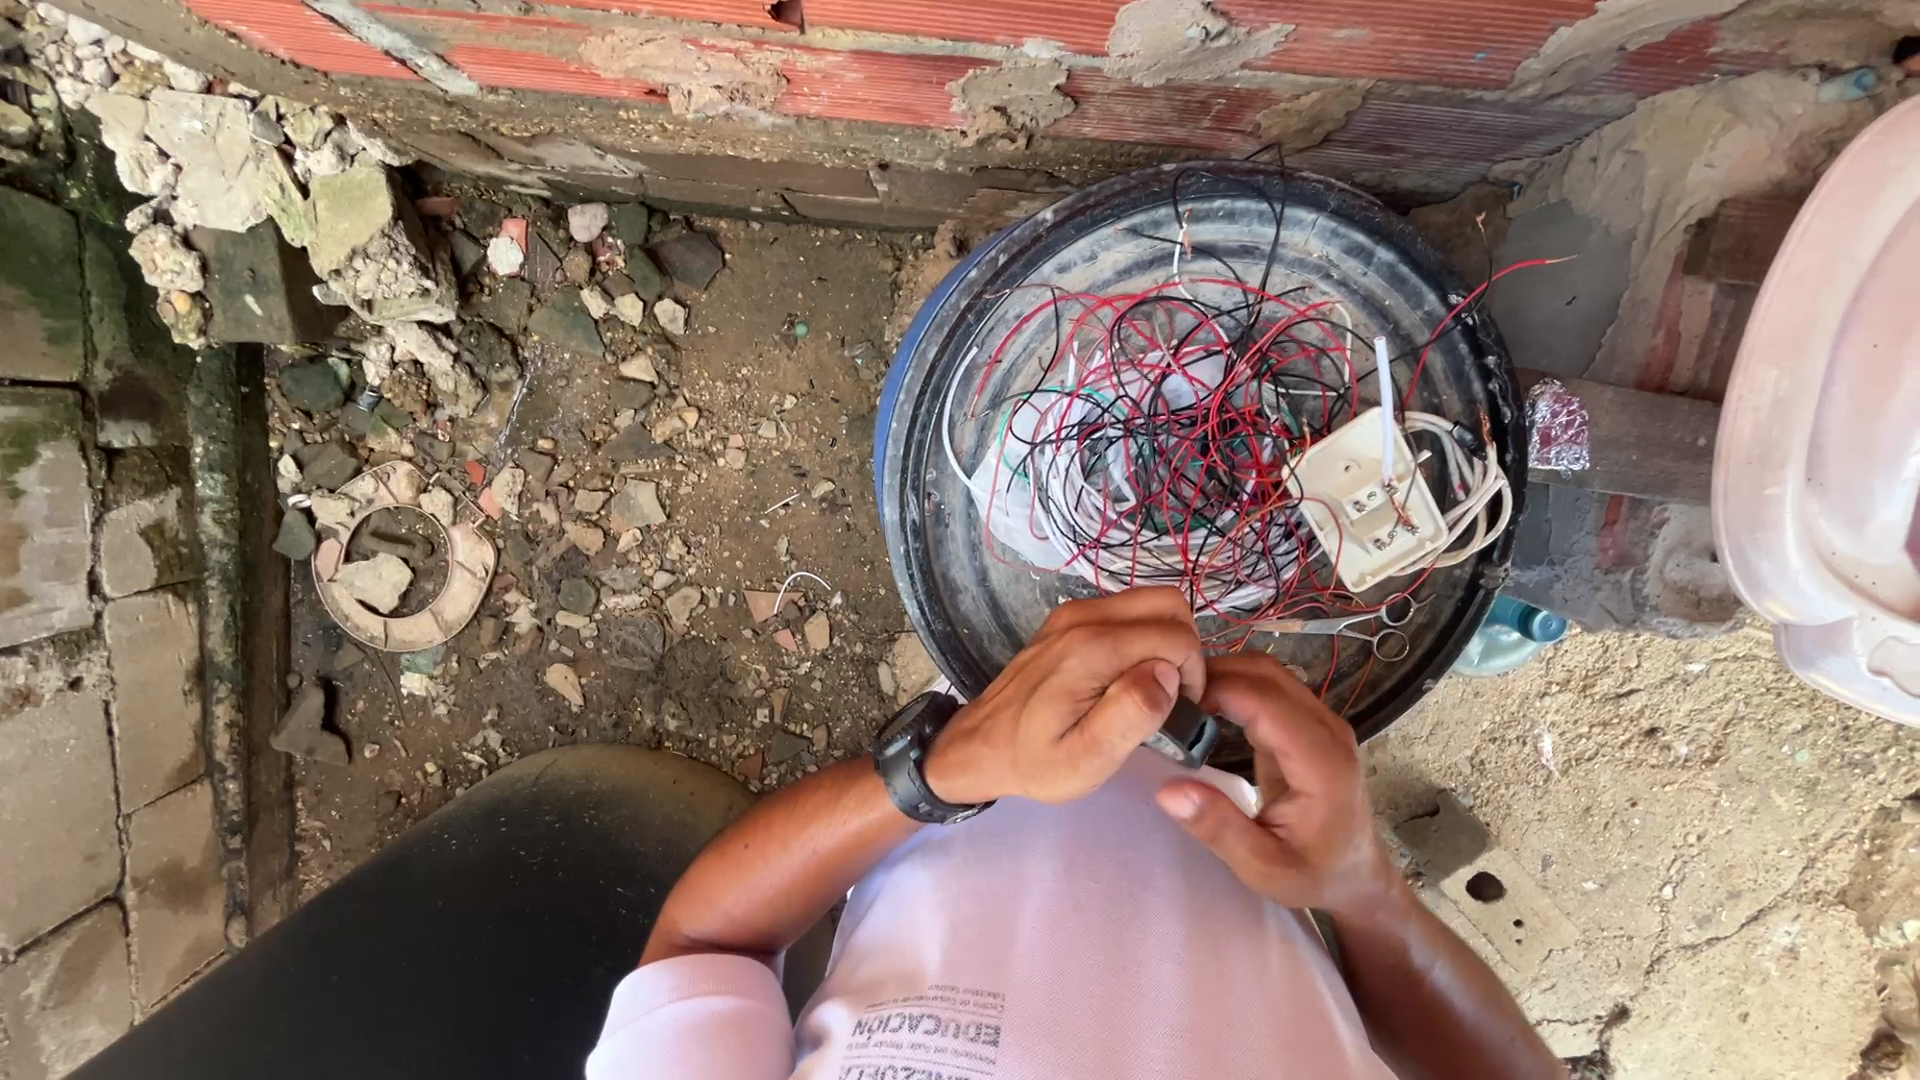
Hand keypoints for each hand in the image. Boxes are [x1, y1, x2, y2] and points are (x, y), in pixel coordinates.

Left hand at [924, 587, 1204, 805]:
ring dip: (1165, 640)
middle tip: (1171, 694)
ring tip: (1150, 687)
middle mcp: (1084, 617)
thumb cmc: (1034, 760)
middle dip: (1185, 647)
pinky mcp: (1068, 619)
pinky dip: (1143, 636)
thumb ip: (1131, 713)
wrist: (980, 745)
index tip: (1177, 710)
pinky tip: (1127, 676)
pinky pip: (1126, 611)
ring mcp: (1074, 613)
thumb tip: (1167, 673)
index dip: (1191, 674)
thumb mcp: (1086, 758)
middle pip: (1169, 604)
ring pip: (1150, 602)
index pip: (1177, 637)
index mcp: (1093, 648)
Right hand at [1153, 653, 1399, 913]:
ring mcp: (1319, 720)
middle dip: (1211, 673)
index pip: (1262, 699)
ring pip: (1264, 670)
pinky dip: (1231, 684)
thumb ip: (1219, 829)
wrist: (1357, 876)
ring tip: (1178, 698)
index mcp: (1321, 761)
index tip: (1170, 704)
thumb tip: (1167, 791)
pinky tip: (1202, 704)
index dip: (1215, 690)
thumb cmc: (1313, 874)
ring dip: (1220, 674)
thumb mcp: (1263, 868)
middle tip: (1165, 695)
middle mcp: (1326, 728)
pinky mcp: (1306, 721)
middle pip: (1264, 672)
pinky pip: (1266, 685)